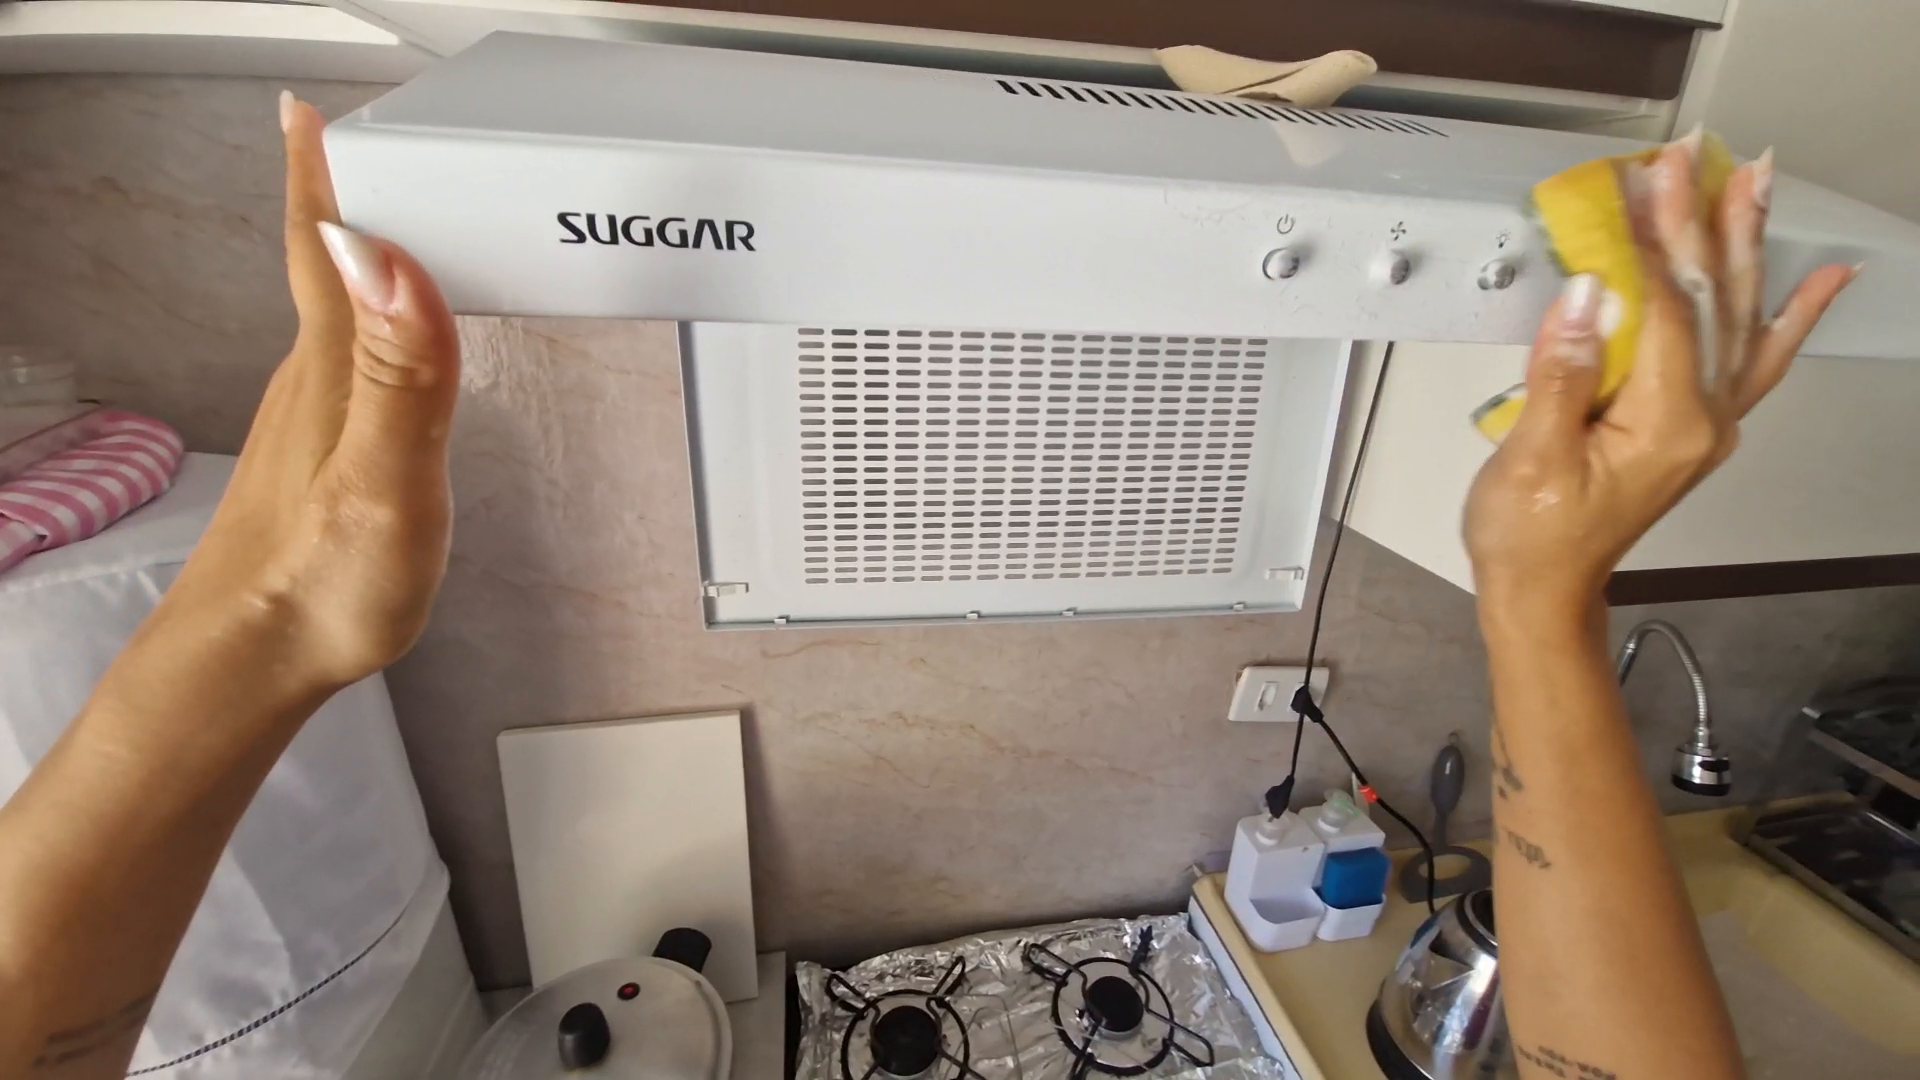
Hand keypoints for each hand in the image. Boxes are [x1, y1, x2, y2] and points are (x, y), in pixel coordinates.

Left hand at [154, 92, 459, 695]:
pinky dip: (381, 316)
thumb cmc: (322, 580)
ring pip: (344, 305)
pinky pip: (357, 354)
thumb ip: (400, 377)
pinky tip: (397, 329)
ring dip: (373, 253)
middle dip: (362, 195)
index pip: (327, 247)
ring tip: (414, 223)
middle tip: (397, 149)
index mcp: (333, 370)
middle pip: (334, 262)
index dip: (331, 175)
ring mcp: (321, 412)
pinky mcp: (334, 445)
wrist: (255, 658)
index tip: (330, 111)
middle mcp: (318, 377)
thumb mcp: (383, 480)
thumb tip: (387, 259)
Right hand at [1464, 136, 1855, 618]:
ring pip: (1741, 321)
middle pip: (1716, 304)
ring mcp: (1706, 423)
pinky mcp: (1688, 429)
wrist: (1540, 587)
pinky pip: (1754, 364)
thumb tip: (1589, 298)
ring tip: (1754, 184)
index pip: (1670, 312)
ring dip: (1745, 250)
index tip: (1640, 184)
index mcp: (1668, 422)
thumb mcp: (1531, 460)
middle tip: (1701, 159)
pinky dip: (1788, 319)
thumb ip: (1563, 379)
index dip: (1654, 243)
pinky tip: (1818, 285)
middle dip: (1705, 226)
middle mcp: (1707, 417)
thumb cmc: (1525, 533)